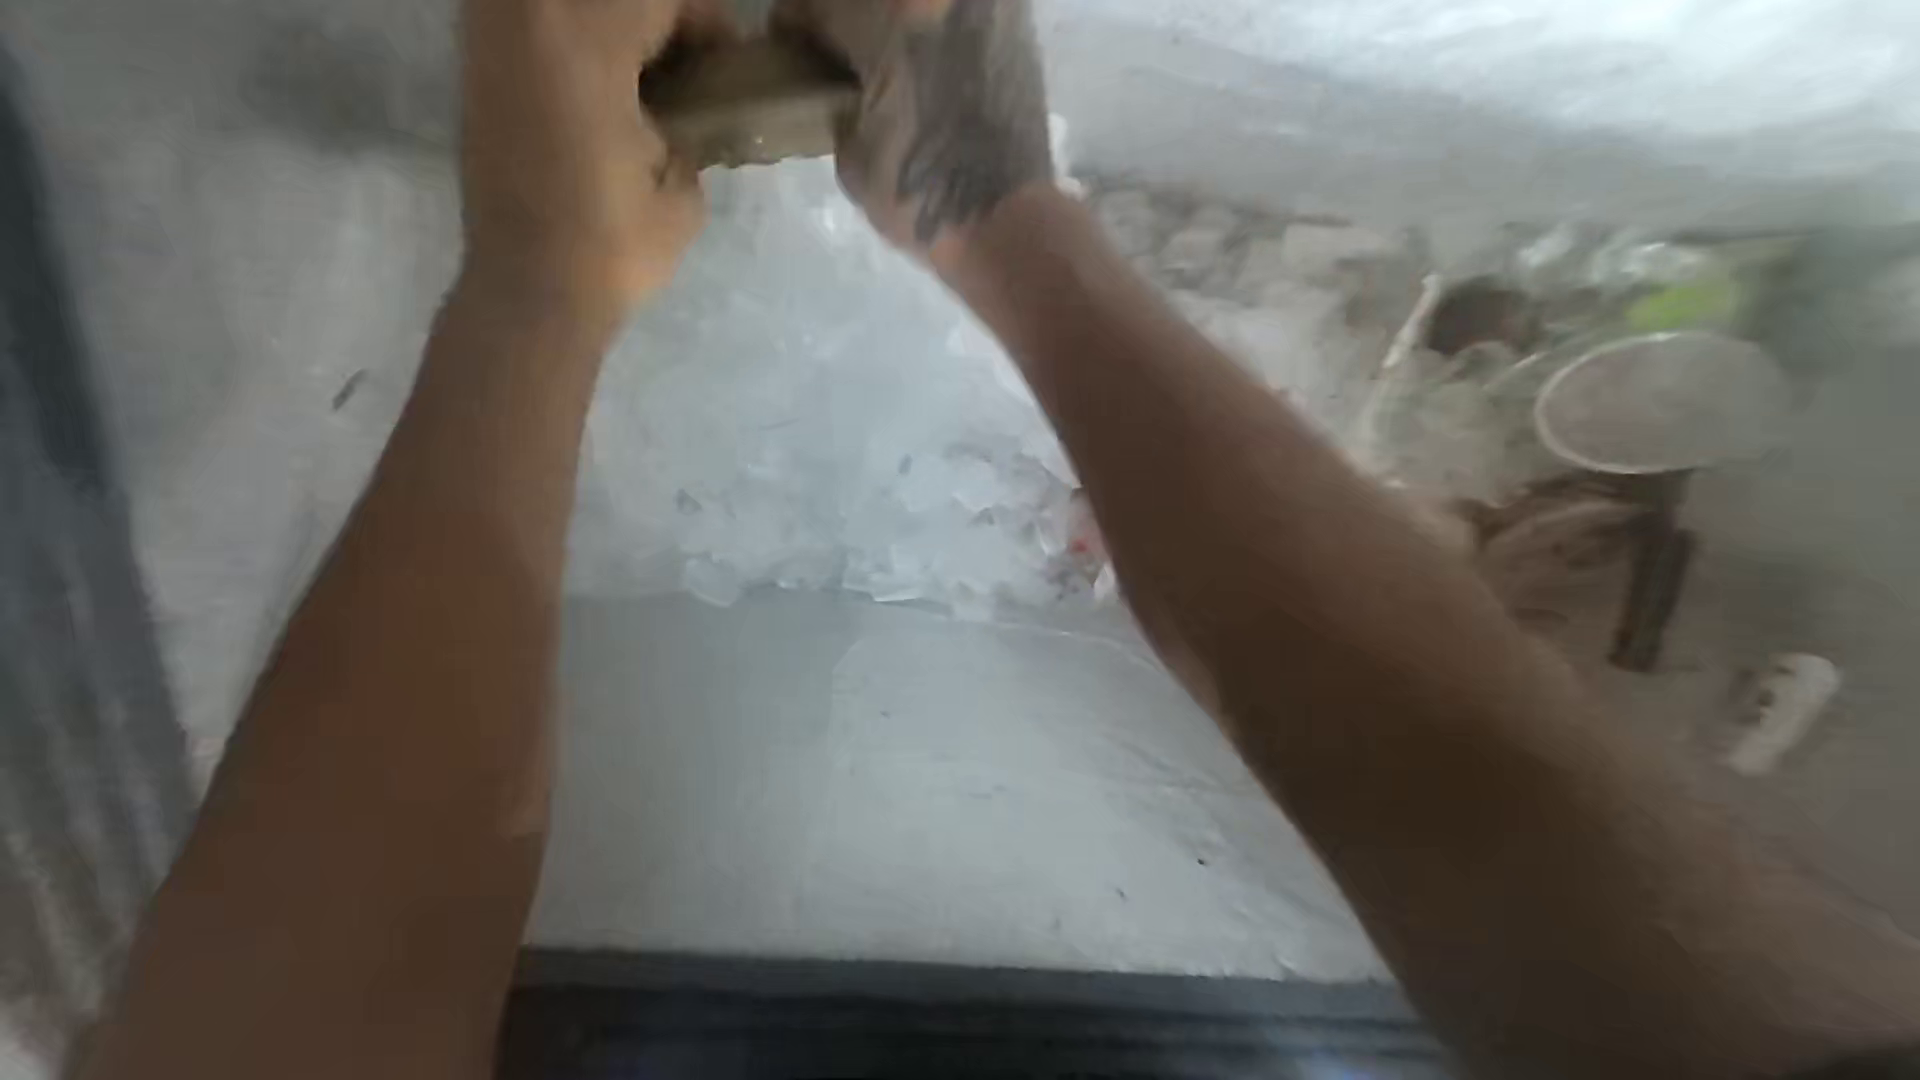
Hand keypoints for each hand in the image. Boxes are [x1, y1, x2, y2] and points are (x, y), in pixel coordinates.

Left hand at [460, 0, 731, 311]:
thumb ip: (690, 133)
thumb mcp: (682, 193)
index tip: (725, 66)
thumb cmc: (617, 248)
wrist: (534, 286)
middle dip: (661, 18)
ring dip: (615, 28)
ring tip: (644, 78)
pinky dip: (574, 38)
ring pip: (568, 2)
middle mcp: (524, 12)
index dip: (707, 20)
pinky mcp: (476, 62)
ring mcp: (489, 31)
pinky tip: (603, 85)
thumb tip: (685, 114)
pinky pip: (532, 17)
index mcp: (584, 40)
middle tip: (687, 69)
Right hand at [773, 0, 1054, 268]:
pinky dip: (937, 27)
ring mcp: (987, 4)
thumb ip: (842, 112)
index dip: (795, 20)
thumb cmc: (925, 204)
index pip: (821, 1)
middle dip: (847, 14)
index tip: (787, 38)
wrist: (1006, 227)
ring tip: (885, 53)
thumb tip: (846, 100)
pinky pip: (963, 11)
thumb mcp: (856, 165)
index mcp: (892, 14)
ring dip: (895, 18)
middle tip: (837, 46)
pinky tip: (928, 58)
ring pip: (922, 0)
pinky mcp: (1017, 28)